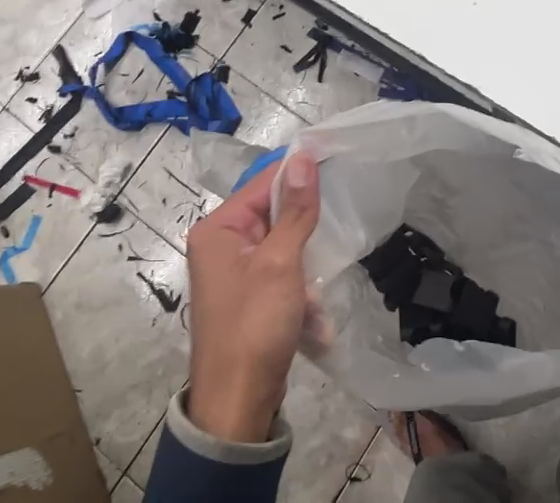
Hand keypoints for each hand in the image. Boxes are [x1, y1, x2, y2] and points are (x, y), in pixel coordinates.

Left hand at [184, 151, 321, 442]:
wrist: (237, 402)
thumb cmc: (255, 325)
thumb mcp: (280, 262)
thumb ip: (295, 210)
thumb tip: (303, 158)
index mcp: (218, 229)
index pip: (263, 183)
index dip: (298, 171)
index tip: (335, 157)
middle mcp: (221, 245)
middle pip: (273, 213)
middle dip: (306, 225)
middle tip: (342, 218)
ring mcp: (235, 273)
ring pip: (283, 245)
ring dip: (307, 264)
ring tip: (321, 282)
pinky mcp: (250, 297)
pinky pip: (282, 275)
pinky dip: (301, 291)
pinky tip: (315, 317)